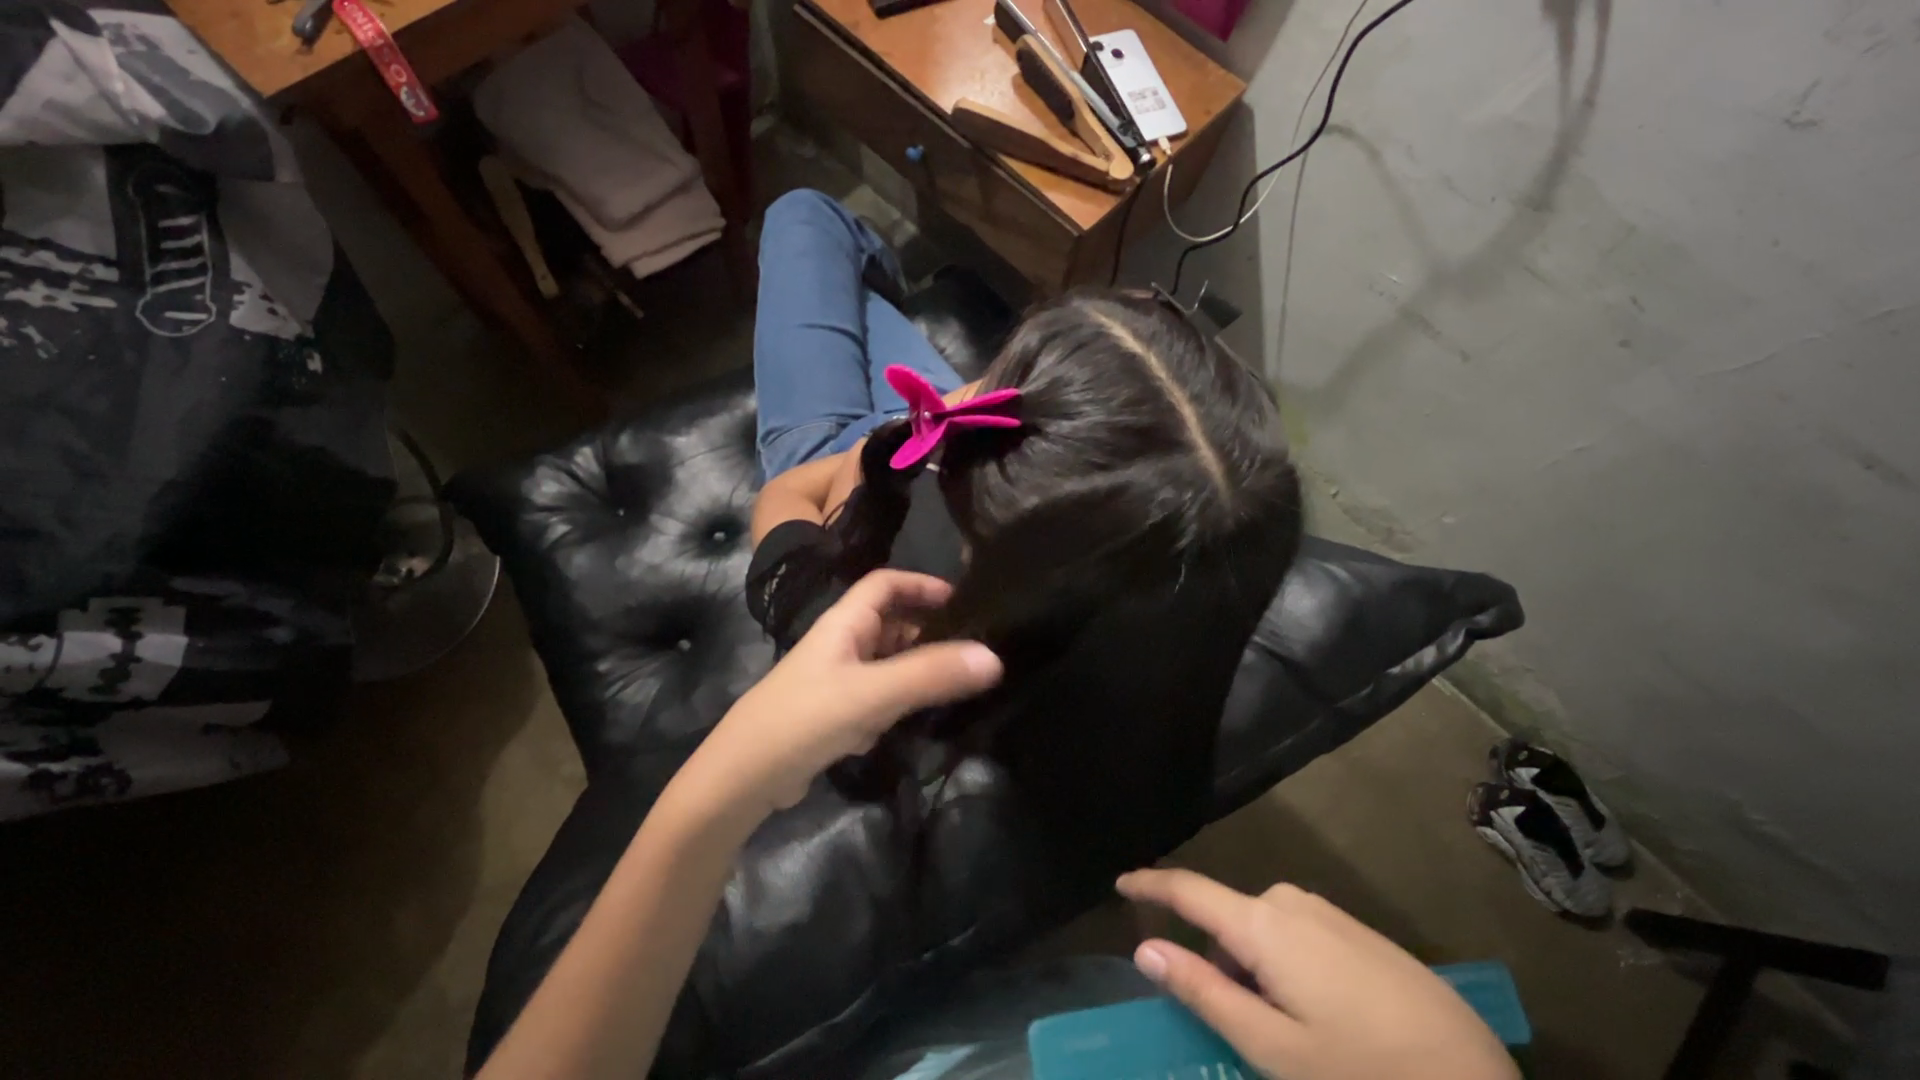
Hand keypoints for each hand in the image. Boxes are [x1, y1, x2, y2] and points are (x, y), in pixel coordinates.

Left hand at [684, 570, 1001, 815]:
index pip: (885, 585)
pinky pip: (876, 698)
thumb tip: (994, 657)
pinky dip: (895, 707)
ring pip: (887, 665)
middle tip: (974, 652)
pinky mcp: (833, 715)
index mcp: (844, 624)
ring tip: (956, 690)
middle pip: (892, 625)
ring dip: (916, 674)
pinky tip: (906, 728)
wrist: (743, 777)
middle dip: (929, 634)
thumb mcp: (873, 694)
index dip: (922, 585)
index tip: (963, 602)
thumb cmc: (805, 719)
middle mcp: (841, 645)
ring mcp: (836, 681)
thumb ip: (931, 675)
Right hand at [1117, 869, 1517, 1079]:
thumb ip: (1203, 992)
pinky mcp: (1365, 936)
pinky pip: (1302, 936)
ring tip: (1287, 1032)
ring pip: (1266, 930)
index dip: (1150, 885)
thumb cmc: (1362, 1072)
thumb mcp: (1271, 1047)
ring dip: (1256, 968)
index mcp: (1265, 926)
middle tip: (1237, 1024)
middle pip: (1230, 919)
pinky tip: (1325, 1020)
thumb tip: (1146, 950)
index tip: (1120, 883)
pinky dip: (1289, 967)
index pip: (1190, 891)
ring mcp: (1335, 917)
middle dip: (1218, 959)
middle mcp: (1295, 905)